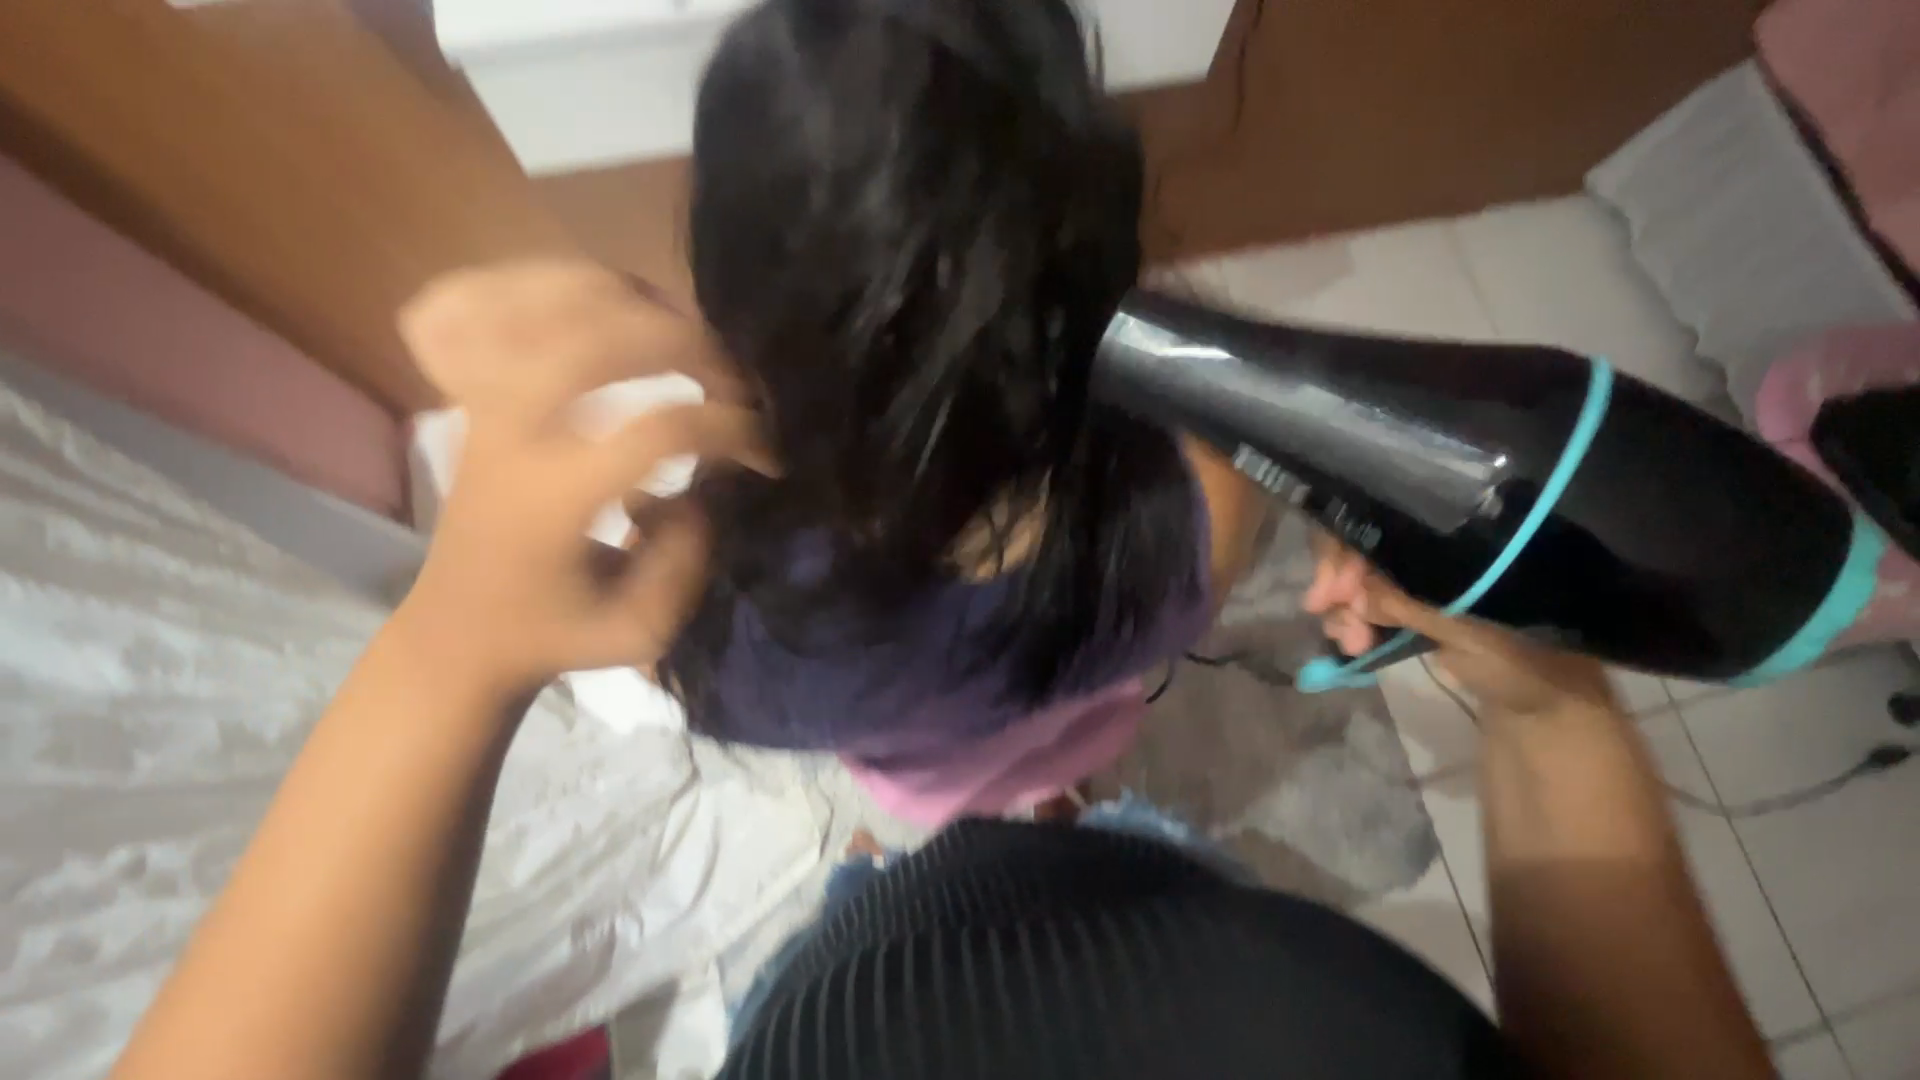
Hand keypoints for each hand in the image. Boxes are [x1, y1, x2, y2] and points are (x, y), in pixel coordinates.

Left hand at [393, 260, 774, 693]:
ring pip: (548, 302)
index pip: (660, 429)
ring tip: (684, 333)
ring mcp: (482, 402)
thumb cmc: (555, 635)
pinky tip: (599, 302)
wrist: (459, 632)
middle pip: (602, 339)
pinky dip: (547, 285)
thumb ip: (690, 560)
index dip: (732, 431)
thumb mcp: (643, 632)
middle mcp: (512, 433)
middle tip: (733, 380)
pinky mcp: (470, 391)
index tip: (767, 458)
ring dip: (634, 302)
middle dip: (691, 346)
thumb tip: (707, 486)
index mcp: (554, 499)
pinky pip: (488, 301)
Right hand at [1302, 530, 1614, 716]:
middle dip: (1340, 583)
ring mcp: (1418, 582)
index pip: (1389, 525)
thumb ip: (1411, 608)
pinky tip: (1349, 641)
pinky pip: (1364, 605)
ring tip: (1349, 642)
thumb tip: (1353, 593)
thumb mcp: (1468, 634)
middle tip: (1327, 617)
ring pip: (1358, 579)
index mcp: (1459, 545)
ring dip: (1343, 608)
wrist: (1543, 709)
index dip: (1350, 552)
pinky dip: (1350, 620)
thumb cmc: (1522, 665)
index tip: (1332, 592)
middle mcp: (1432, 554)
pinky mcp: (1409, 609)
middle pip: (1364, 548)